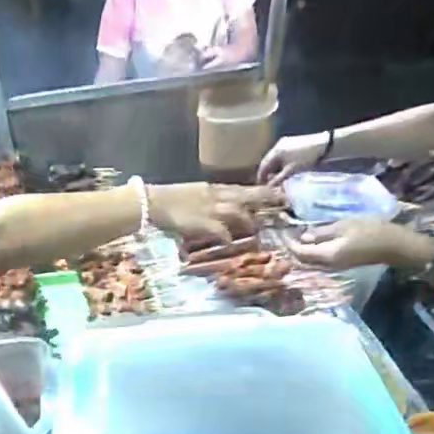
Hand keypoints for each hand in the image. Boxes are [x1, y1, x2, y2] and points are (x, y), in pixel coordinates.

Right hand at [148, 183, 280, 244]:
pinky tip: (234, 244)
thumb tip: (212, 215)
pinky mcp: (203, 223)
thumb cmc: (165, 202)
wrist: (150, 203)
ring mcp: (210, 209)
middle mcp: (215, 196)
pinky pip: (221, 230)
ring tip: (259, 229)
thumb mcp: (189, 198)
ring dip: (250, 219)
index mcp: (211, 190)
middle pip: (246, 194)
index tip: (273, 193)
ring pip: (238, 210)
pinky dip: (229, 237)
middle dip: (265, 197)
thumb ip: (203, 204)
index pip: (239, 189)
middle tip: (283, 200)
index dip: (257, 191)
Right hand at [257, 131, 333, 184]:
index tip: (262, 186)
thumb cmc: (305, 159)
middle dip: (267, 173)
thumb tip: (268, 188)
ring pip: (274, 158)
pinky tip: (284, 168)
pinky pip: (281, 154)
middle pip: (268, 161)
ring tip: (277, 177)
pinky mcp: (292, 141)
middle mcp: (277, 145)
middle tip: (269, 183)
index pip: (262, 167)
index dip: (261, 178)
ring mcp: (285, 142)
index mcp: (274, 152)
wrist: (323, 145)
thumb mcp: (290, 172)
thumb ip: (277, 180)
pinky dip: (280, 162)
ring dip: (274, 168)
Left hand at [286, 218, 429, 271]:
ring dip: (302, 252)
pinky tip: (313, 243)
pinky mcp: (340, 265)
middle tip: (287, 236)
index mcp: (326, 256)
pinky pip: (319, 261)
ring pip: (310, 262)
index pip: (300, 253)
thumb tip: (303, 237)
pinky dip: (312, 253)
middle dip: (293, 250)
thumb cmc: (370, 231)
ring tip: (297, 238)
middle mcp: (326, 266)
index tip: (282, 233)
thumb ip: (322, 233)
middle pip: (303, 260)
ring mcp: (333, 267)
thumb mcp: (344, 226)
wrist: (393, 245)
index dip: (289, 244)